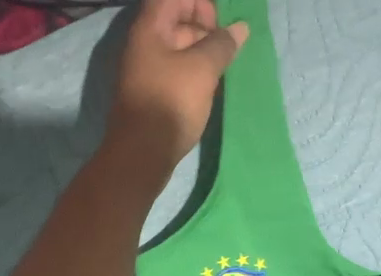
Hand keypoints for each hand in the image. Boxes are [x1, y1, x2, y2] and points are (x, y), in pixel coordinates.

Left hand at [106, 0, 247, 166]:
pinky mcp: (151, 98)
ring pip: (179, 52)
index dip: (201, 6)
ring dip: (202, 58)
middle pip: (177, 22)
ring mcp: (146, 73)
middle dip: (205, 33)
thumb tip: (240, 29)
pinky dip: (193, 78)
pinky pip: (175, 76)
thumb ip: (222, 45)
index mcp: (150, 29)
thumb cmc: (170, 105)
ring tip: (220, 76)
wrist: (140, 157)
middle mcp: (144, 46)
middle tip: (224, 55)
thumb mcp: (202, 70)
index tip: (218, 29)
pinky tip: (207, 94)